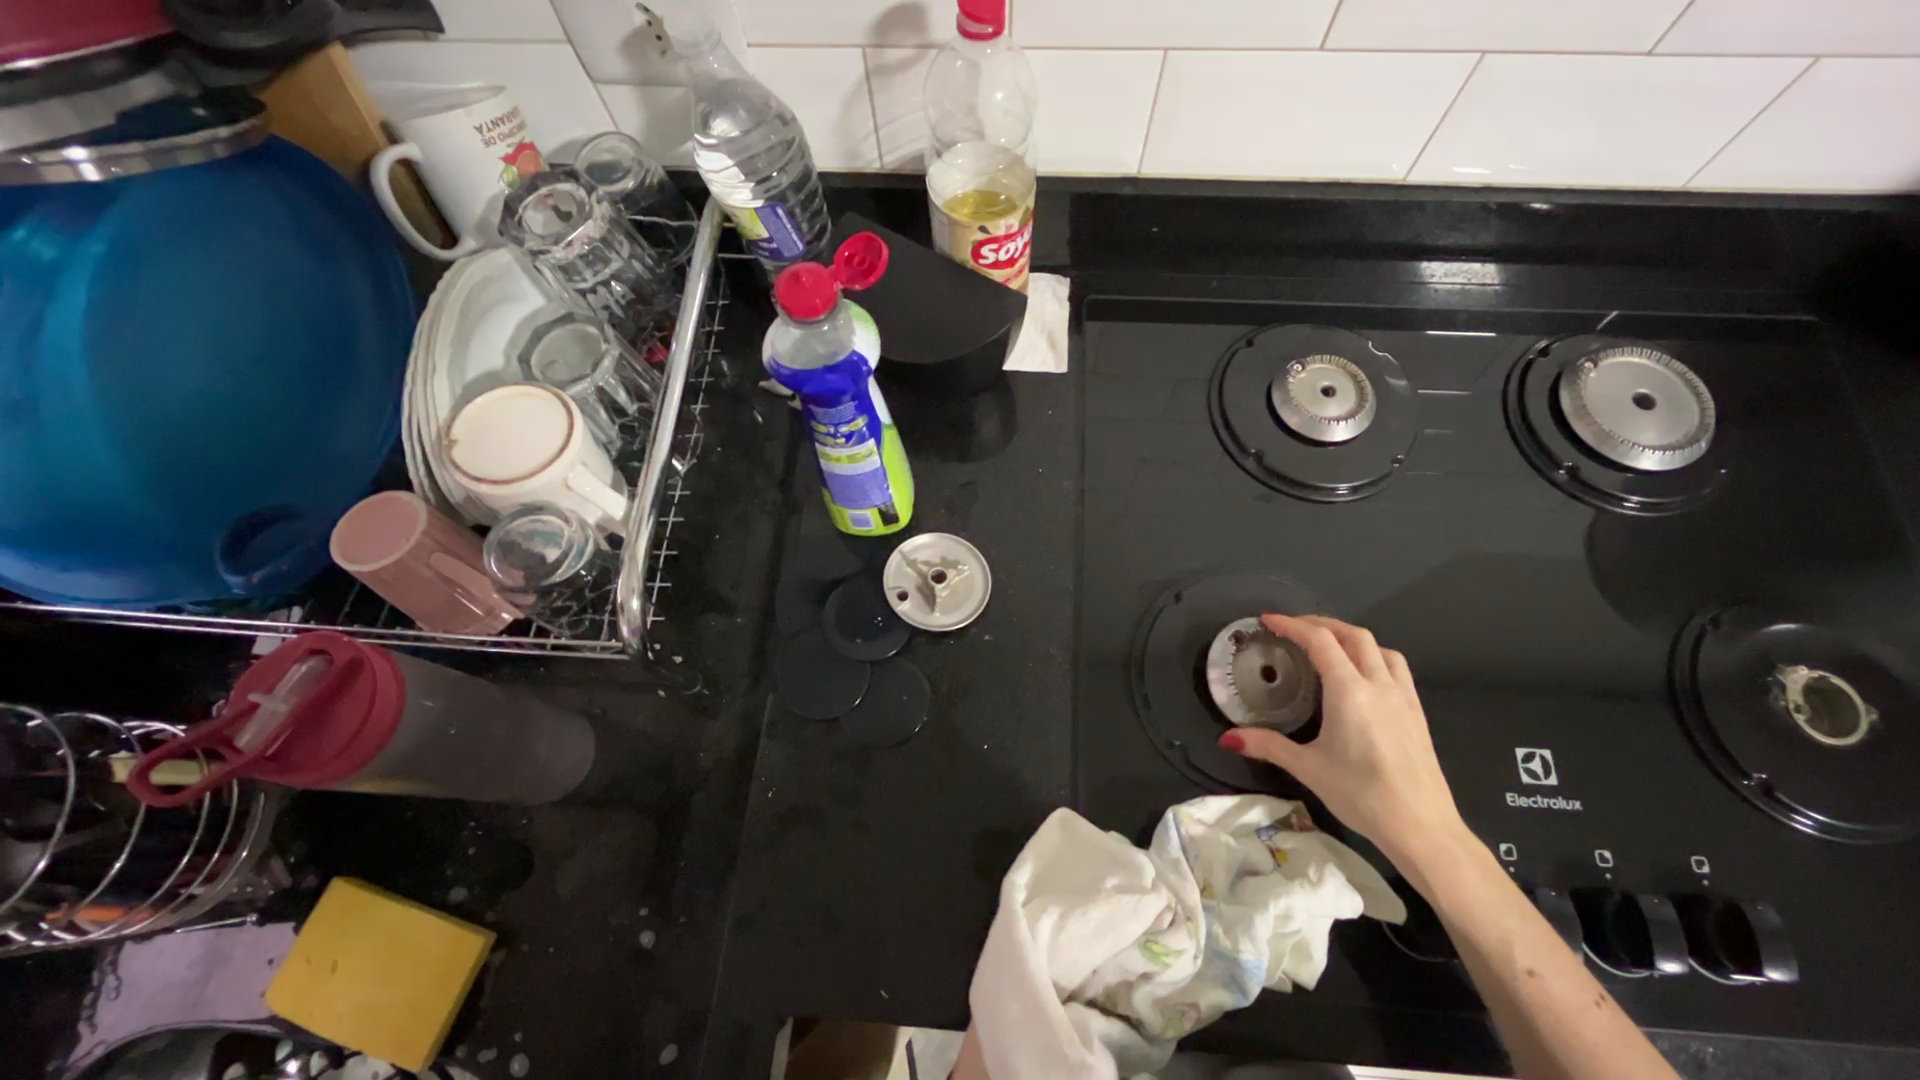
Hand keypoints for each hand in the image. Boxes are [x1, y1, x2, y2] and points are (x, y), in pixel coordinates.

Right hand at [1220, 614, 1470, 870]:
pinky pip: (1397, 669)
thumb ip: (1268, 746)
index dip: (1293, 625)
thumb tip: (1228, 738)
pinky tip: (1364, 677)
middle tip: (1295, 628)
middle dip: (1322, 624)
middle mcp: (1379, 684)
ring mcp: (1403, 697)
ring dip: (1352, 638)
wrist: (1421, 825)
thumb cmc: (1361, 795)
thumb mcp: (1308, 769)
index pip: (1320, 641)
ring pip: (1380, 649)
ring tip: (1330, 646)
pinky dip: (1375, 657)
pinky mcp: (1417, 713)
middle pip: (1353, 635)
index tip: (1269, 620)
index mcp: (1349, 691)